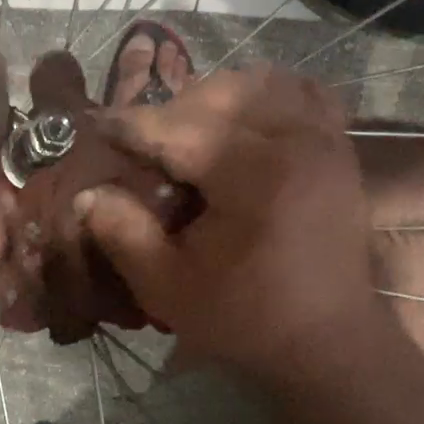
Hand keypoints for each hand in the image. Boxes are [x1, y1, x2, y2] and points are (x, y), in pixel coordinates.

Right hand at [74, 65, 377, 372]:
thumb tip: (86, 194)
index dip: (131, 125)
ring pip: (262, 83)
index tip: (95, 124)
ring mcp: (325, 138)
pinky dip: (264, 98)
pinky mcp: (338, 147)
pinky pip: (300, 93)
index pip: (179, 127)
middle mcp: (296, 139)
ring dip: (216, 98)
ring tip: (185, 133)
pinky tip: (237, 125)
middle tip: (141, 144)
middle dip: (173, 110)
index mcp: (254, 175)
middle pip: (221, 93)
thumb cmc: (240, 319)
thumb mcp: (166, 286)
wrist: (322, 340)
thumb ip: (123, 233)